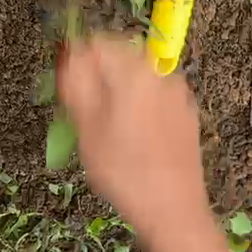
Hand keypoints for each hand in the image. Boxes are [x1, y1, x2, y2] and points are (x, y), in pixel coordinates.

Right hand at [57, 35, 210, 236]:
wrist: (172, 209)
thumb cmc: (122, 168)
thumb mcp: (85, 125)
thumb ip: (75, 81)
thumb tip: (68, 53)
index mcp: (134, 70)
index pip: (96, 43)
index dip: (75, 62)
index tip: (65, 91)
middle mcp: (160, 73)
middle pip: (118, 60)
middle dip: (96, 79)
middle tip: (81, 115)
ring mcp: (178, 94)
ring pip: (135, 81)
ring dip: (115, 95)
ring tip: (105, 132)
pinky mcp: (186, 116)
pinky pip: (153, 100)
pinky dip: (136, 110)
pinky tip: (131, 141)